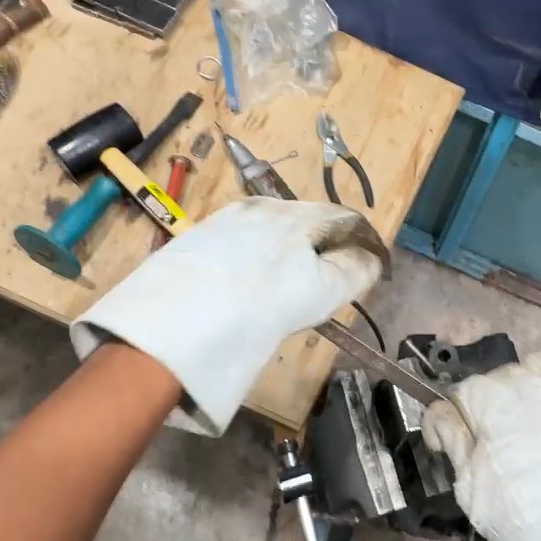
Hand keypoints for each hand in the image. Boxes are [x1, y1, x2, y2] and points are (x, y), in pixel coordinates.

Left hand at [71, 198, 385, 434]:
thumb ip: (353, 272)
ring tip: (286, 291)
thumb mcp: (320, 295)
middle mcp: (259, 208)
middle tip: (328, 284)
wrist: (169, 332)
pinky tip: (247, 291)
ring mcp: (222, 223)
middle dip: (325, 247)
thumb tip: (371, 260)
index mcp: (295, 215)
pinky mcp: (193, 243)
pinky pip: (238, 246)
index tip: (370, 269)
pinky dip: (256, 262)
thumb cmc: (259, 311)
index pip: (345, 218)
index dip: (364, 244)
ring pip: (270, 233)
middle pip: (306, 221)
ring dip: (288, 255)